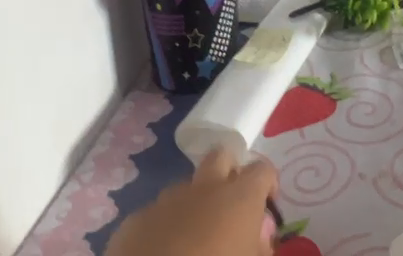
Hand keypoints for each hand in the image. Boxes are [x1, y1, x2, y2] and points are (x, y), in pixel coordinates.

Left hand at [106, 149, 277, 255]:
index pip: (263, 169)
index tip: (267, 205)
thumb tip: (259, 236)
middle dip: (228, 171)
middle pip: (221, 156)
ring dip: (193, 203)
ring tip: (193, 236)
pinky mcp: (135, 221)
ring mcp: (166, 200)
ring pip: (185, 187)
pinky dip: (163, 227)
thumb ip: (261, 246)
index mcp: (239, 197)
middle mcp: (204, 188)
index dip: (267, 184)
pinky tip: (161, 252)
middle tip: (230, 204)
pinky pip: (155, 214)